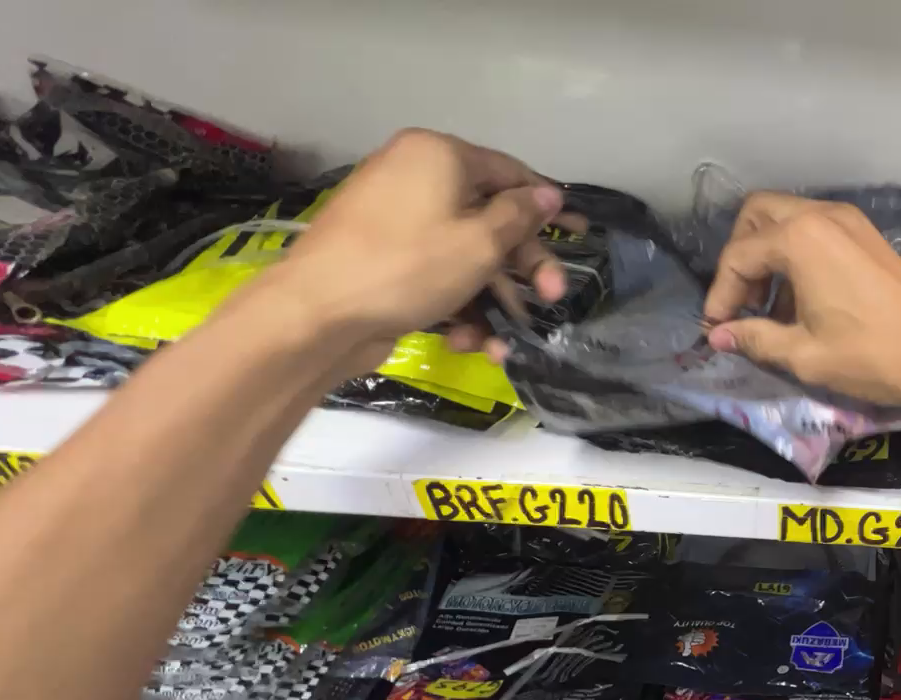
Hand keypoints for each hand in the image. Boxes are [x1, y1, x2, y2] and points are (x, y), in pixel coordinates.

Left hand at [256, 129, 571, 373]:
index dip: (548, 206)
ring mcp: (402, 220)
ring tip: (504, 342)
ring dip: (495, 301)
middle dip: (525, 268)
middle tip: (552, 299)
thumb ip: (520, 217)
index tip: (579, 233)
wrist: (320, 312)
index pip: (511, 173)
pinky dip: (460, 307)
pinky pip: (442, 275)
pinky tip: (466, 340)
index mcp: (440, 157)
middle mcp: (420, 179)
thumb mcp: (481, 243)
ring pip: (471, 257)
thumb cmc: (410, 267)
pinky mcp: (392, 258)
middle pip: (494, 221)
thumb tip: (549, 195)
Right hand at [703, 193, 900, 417]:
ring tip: (769, 312)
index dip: (720, 294)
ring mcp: (851, 223)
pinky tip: (802, 303)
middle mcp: (823, 216)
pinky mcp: (870, 238)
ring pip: (790, 221)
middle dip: (740, 258)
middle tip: (739, 303)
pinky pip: (818, 233)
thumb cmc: (872, 356)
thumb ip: (756, 339)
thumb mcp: (805, 355)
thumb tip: (720, 337)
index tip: (716, 329)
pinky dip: (799, 257)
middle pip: (759, 217)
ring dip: (770, 258)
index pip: (739, 255)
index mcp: (801, 239)